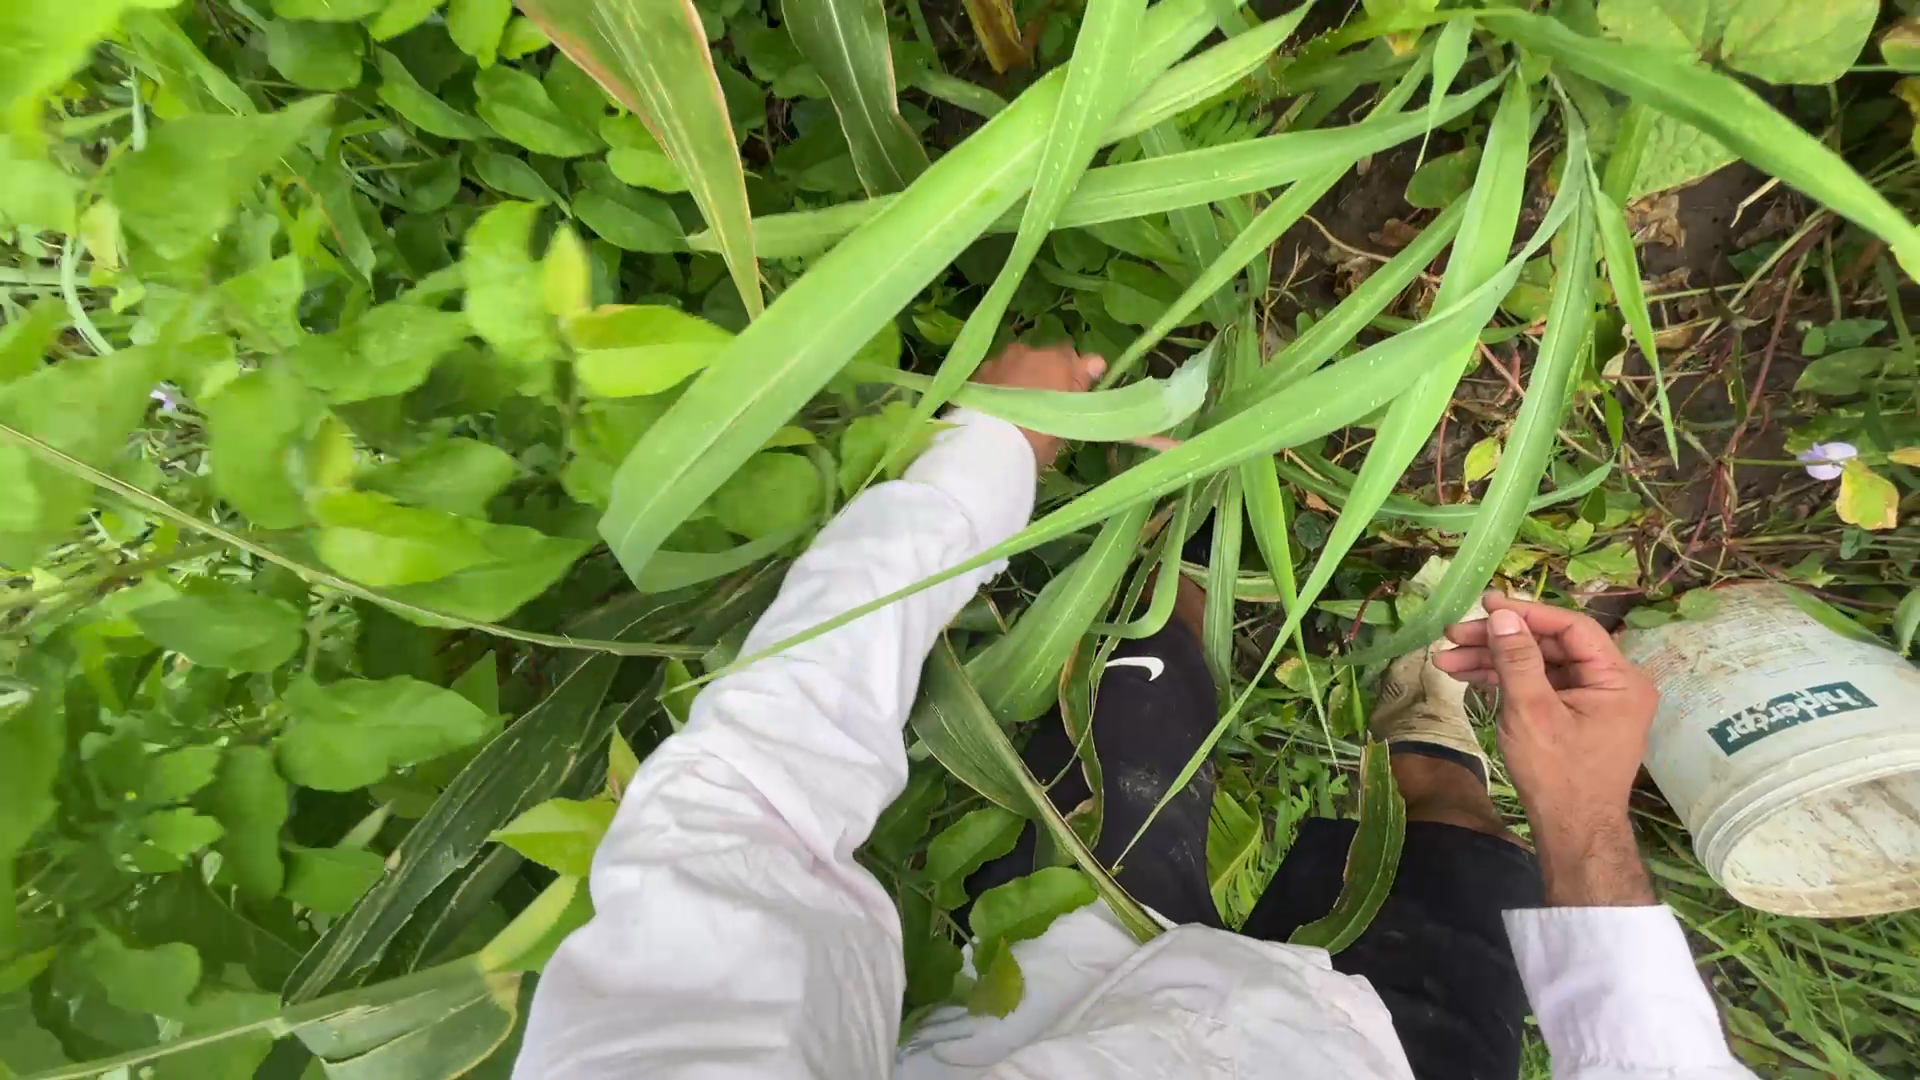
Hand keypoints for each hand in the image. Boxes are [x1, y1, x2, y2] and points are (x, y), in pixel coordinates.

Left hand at [972, 343, 1103, 467]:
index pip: (1070, 356)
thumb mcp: (1067, 416)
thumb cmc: (1038, 435)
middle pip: (1040, 358)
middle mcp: (1027, 351)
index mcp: (1056, 359)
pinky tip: (995, 406)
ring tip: (1015, 405)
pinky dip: (997, 385)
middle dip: (1042, 373)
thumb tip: (1096, 362)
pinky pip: (994, 375)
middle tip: (1042, 401)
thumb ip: (1080, 385)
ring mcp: (999, 360)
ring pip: (1015, 364)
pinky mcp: (975, 374)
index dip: (1071, 373)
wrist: (988, 444)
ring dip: (1018, 378)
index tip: (1070, 393)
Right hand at [1433, 592, 1660, 905]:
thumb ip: (1516, 659)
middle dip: (1497, 639)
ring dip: (1489, 658)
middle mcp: (1610, 683)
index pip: (1571, 628)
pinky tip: (1463, 674)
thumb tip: (1500, 615)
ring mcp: (1589, 698)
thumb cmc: (1557, 770)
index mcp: (1618, 679)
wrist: (1571, 827)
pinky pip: (1534, 683)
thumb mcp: (1531, 710)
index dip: (1525, 612)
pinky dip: (1499, 677)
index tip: (1483, 604)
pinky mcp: (1569, 712)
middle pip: (1547, 644)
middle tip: (1452, 634)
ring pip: (1535, 663)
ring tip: (1445, 659)